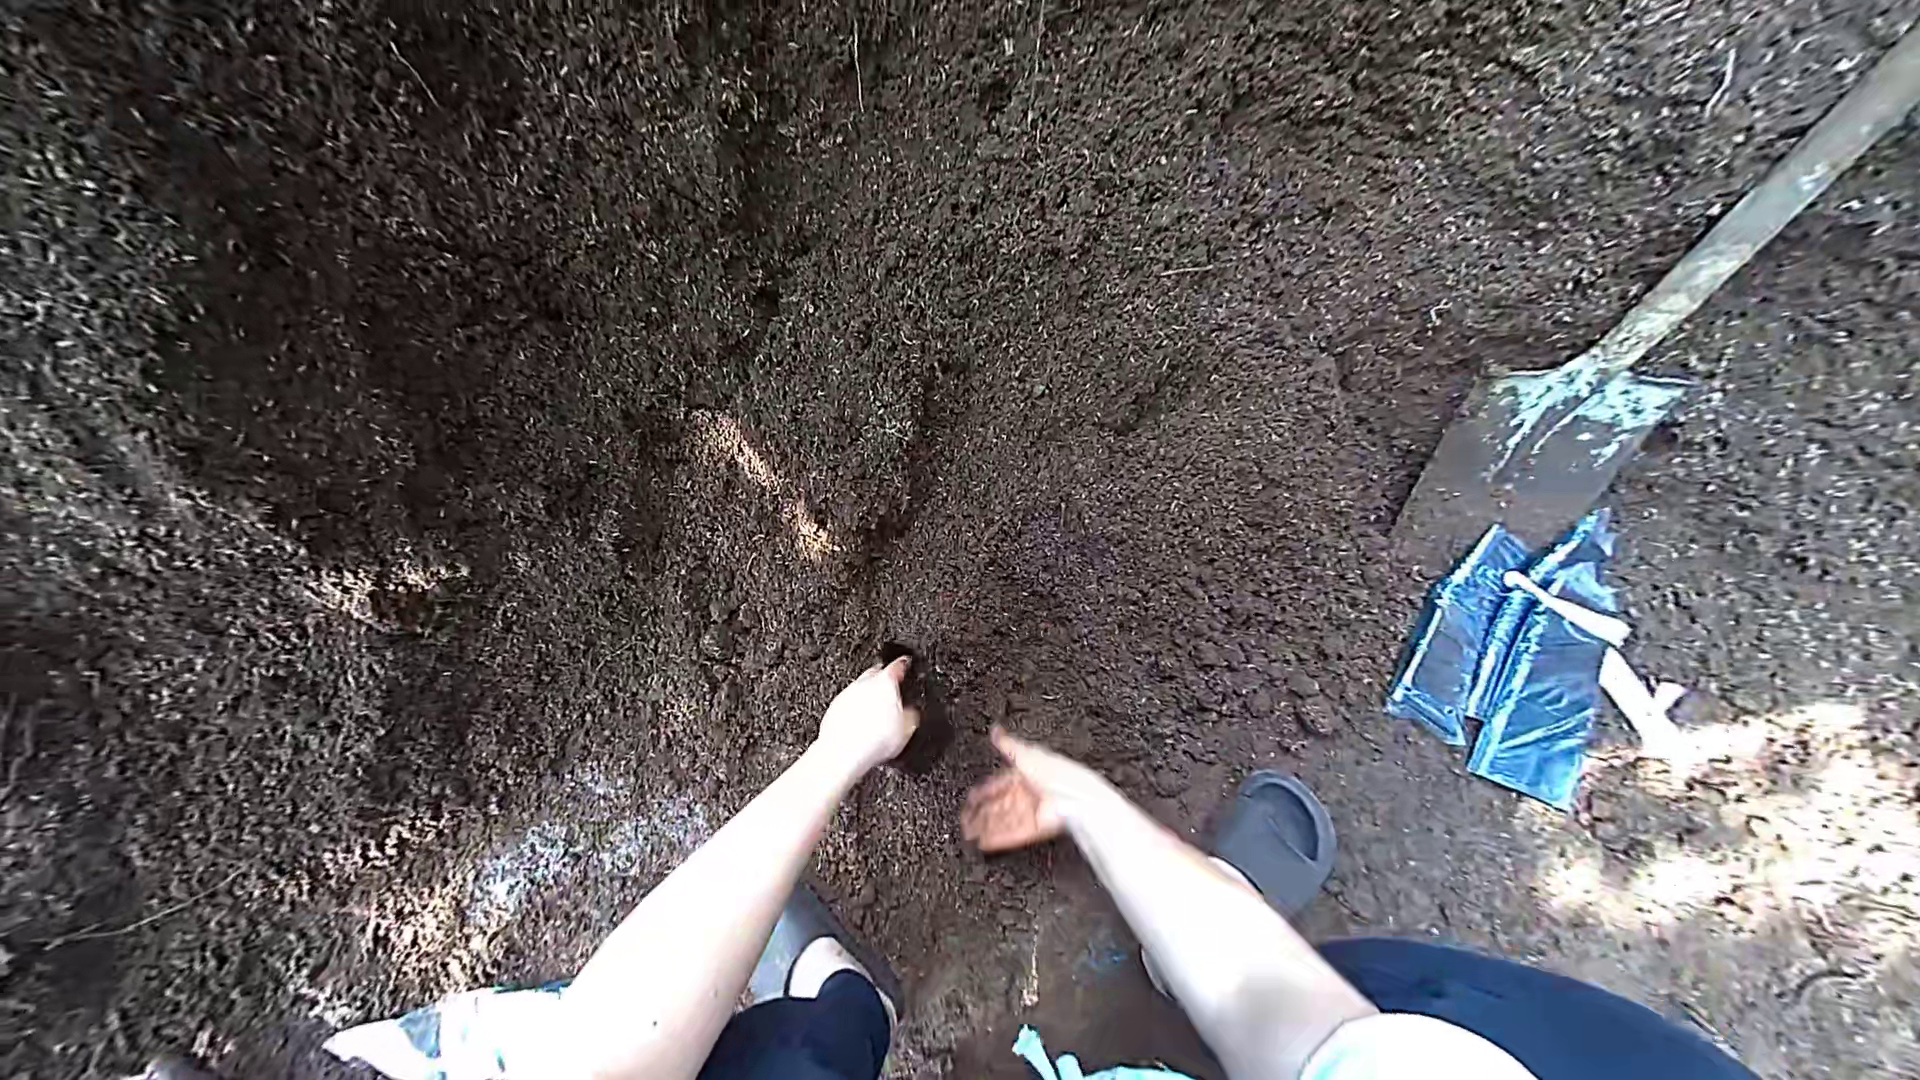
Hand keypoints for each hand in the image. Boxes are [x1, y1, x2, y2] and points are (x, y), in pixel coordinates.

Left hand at [815, 657, 918, 774]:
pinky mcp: (834, 707)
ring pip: (861, 688)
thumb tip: (912, 711)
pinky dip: (854, 709)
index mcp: (886, 681)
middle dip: (885, 680)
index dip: (906, 665)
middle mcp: (865, 682)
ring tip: (876, 716)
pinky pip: (848, 702)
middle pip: (878, 672)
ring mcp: (848, 693)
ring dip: (868, 696)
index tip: (907, 665)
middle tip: (892, 694)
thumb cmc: (874, 740)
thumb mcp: (908, 728)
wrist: (843, 753)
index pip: (900, 665)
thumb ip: (912, 713)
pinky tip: (860, 725)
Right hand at [961, 726, 1120, 851]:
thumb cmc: (1057, 771)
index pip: (999, 783)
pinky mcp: (1034, 828)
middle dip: (981, 812)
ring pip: (1002, 820)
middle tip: (964, 819)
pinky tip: (984, 842)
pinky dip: (997, 839)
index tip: (971, 798)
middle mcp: (1027, 792)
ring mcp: (1030, 811)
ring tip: (969, 833)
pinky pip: (1012, 834)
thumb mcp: (1026, 753)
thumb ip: (1007, 744)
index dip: (984, 791)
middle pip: (998, 804)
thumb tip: (995, 730)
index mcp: (1025, 772)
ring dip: (985, 827)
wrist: (1075, 796)